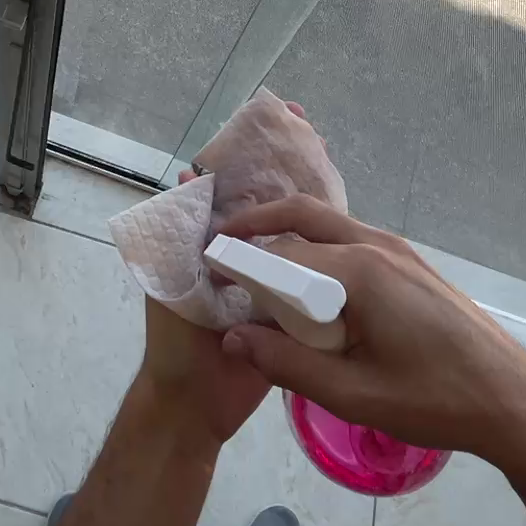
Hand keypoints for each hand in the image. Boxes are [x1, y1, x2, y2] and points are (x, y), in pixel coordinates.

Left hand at [125, 98, 321, 446]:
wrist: (197, 407)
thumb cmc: (177, 340)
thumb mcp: (172, 280)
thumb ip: (179, 233)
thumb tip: (187, 174)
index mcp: (215, 240)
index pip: (237, 187)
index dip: (257, 155)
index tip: (281, 119)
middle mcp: (245, 252)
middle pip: (270, 202)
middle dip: (290, 168)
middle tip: (316, 132)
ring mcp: (271, 277)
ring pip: (294, 232)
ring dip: (312, 201)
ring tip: (337, 165)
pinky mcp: (295, 307)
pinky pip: (311, 270)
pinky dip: (327, 249)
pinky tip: (353, 228)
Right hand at [215, 196, 525, 476]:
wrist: (513, 400)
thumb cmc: (434, 398)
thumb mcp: (353, 393)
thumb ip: (287, 363)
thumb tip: (233, 337)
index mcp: (359, 270)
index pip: (281, 253)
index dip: (241, 260)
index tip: (209, 271)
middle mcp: (376, 244)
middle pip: (303, 214)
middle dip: (258, 222)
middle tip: (224, 241)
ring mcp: (397, 249)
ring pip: (328, 222)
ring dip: (289, 230)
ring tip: (258, 257)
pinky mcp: (410, 262)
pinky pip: (350, 237)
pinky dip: (317, 243)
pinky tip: (309, 277)